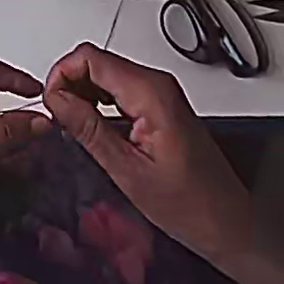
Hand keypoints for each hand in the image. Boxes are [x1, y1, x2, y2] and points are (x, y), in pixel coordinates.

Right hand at [42, 43, 257, 266]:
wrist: (232, 226)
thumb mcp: (128, 172)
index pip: (90, 57)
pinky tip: (91, 125)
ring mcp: (159, 91)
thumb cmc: (191, 206)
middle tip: (58, 117)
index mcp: (151, 93)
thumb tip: (56, 100)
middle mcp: (157, 83)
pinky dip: (97, 99)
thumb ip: (88, 129)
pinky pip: (118, 86)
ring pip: (105, 71)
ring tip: (72, 124)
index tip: (51, 102)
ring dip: (81, 92)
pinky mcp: (158, 101)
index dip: (62, 74)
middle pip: (96, 60)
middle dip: (69, 83)